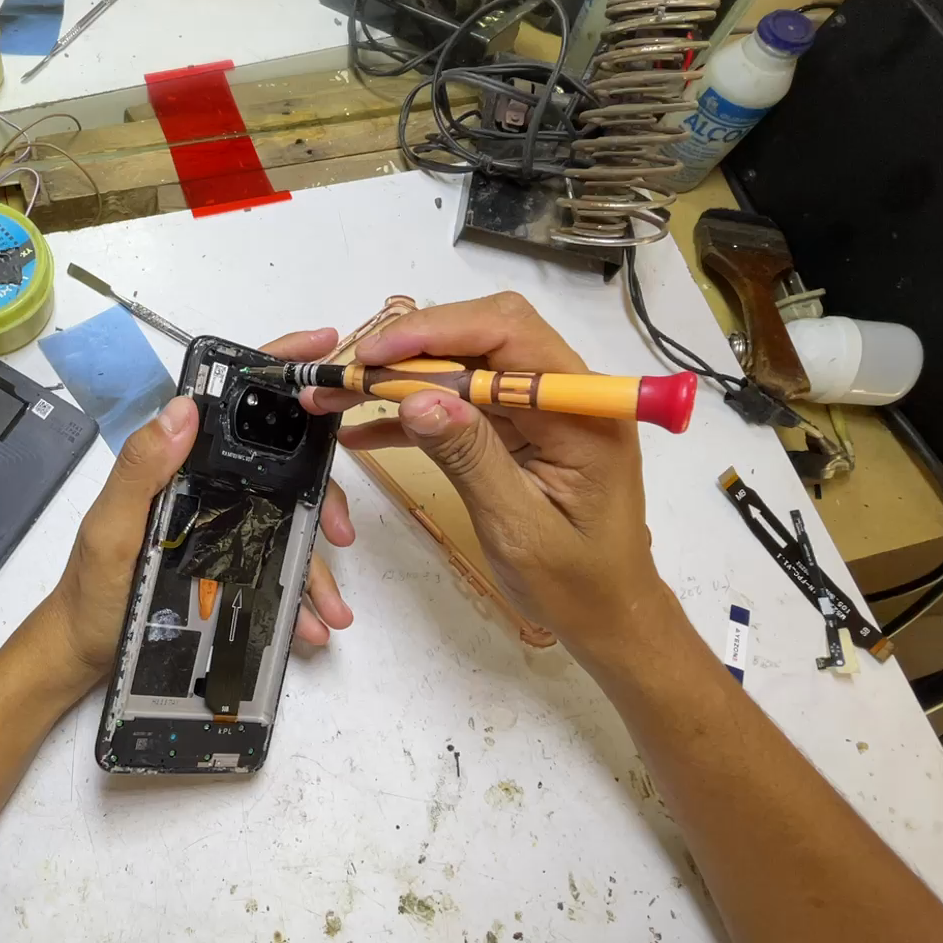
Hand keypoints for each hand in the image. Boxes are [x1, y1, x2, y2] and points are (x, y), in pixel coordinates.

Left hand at [45, 329, 356, 682]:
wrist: (86, 648)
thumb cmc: (93, 588)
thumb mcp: (111, 529)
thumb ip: (140, 470)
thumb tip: (185, 407)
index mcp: (180, 462)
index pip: (230, 403)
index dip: (278, 369)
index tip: (324, 350)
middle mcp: (208, 484)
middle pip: (282, 466)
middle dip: (321, 494)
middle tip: (340, 531)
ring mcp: (223, 523)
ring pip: (289, 521)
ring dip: (316, 562)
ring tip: (332, 604)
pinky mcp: (230, 562)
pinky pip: (276, 568)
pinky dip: (299, 594)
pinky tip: (312, 623)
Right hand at [307, 293, 679, 660]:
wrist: (604, 611)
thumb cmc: (574, 581)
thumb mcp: (516, 524)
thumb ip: (470, 457)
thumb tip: (417, 401)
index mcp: (580, 409)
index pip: (508, 334)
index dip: (435, 331)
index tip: (373, 355)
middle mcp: (562, 393)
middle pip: (479, 338)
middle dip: (408, 350)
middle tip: (346, 377)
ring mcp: (536, 410)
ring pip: (459, 368)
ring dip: (397, 379)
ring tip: (338, 398)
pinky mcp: (514, 430)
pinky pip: (457, 405)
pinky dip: (410, 414)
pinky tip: (363, 432)